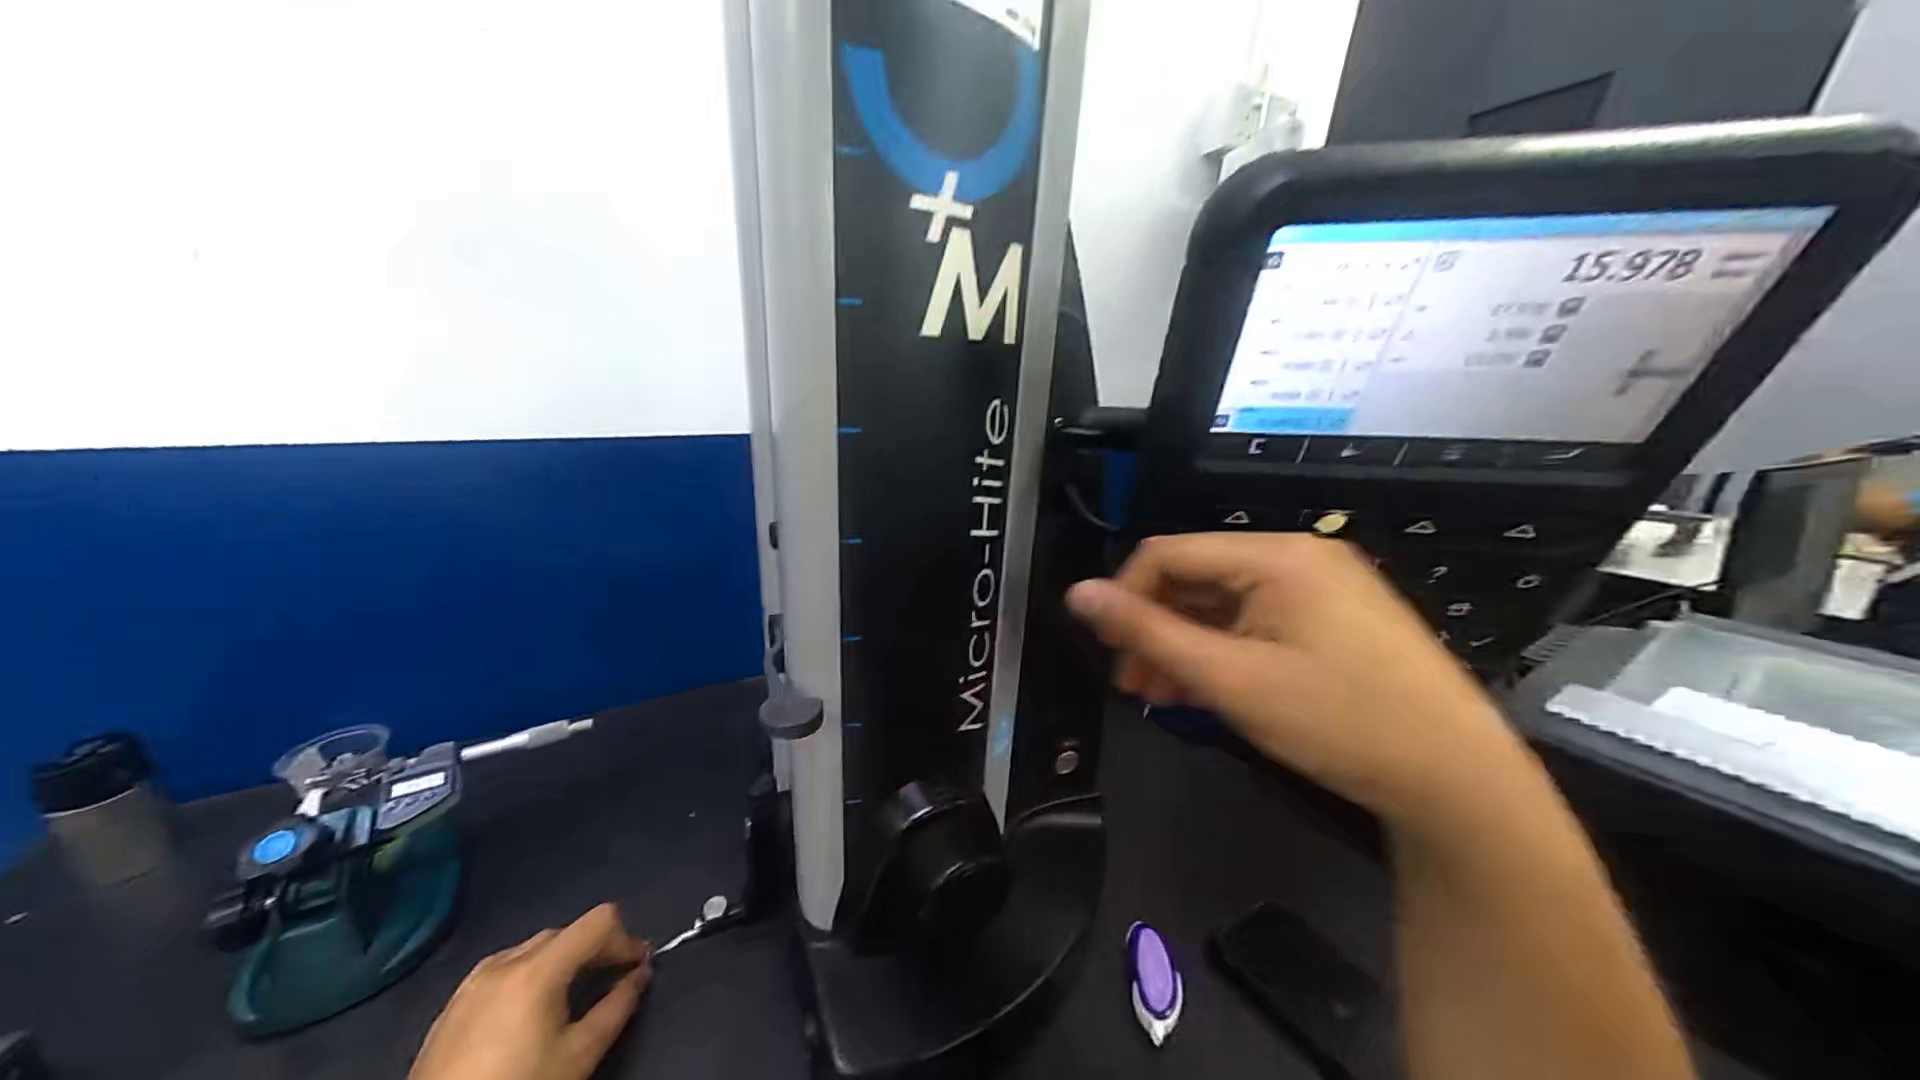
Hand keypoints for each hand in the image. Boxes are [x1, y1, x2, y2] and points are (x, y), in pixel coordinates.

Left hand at [408, 904, 652, 1079]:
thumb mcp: (578, 1056)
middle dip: (598, 950)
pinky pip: (507, 966)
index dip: (626, 939)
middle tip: (610, 983)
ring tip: (570, 998)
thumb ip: (617, 1007)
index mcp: (538, 969)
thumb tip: (640, 974)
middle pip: (570, 931)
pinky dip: (532, 973)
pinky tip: (528, 1013)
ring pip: (538, 946)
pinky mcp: (454, 1001)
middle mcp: (506, 961)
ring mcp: (474, 979)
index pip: (599, 920)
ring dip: (565, 959)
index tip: (636, 968)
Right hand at [1066, 532, 1526, 828]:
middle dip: (1155, 629)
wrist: (1457, 781)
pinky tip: (1205, 690)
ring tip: (1163, 695)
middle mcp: (1298, 556)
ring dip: (1185, 644)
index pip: (1167, 554)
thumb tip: (1077, 593)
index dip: (1125, 597)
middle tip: (1133, 684)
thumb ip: (1147, 632)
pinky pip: (1256, 621)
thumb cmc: (1337, 720)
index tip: (1111, 652)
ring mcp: (1321, 586)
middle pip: (1196, 578)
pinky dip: (1223, 651)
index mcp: (1275, 555)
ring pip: (1223, 604)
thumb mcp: (1229, 678)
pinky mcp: (1333, 618)